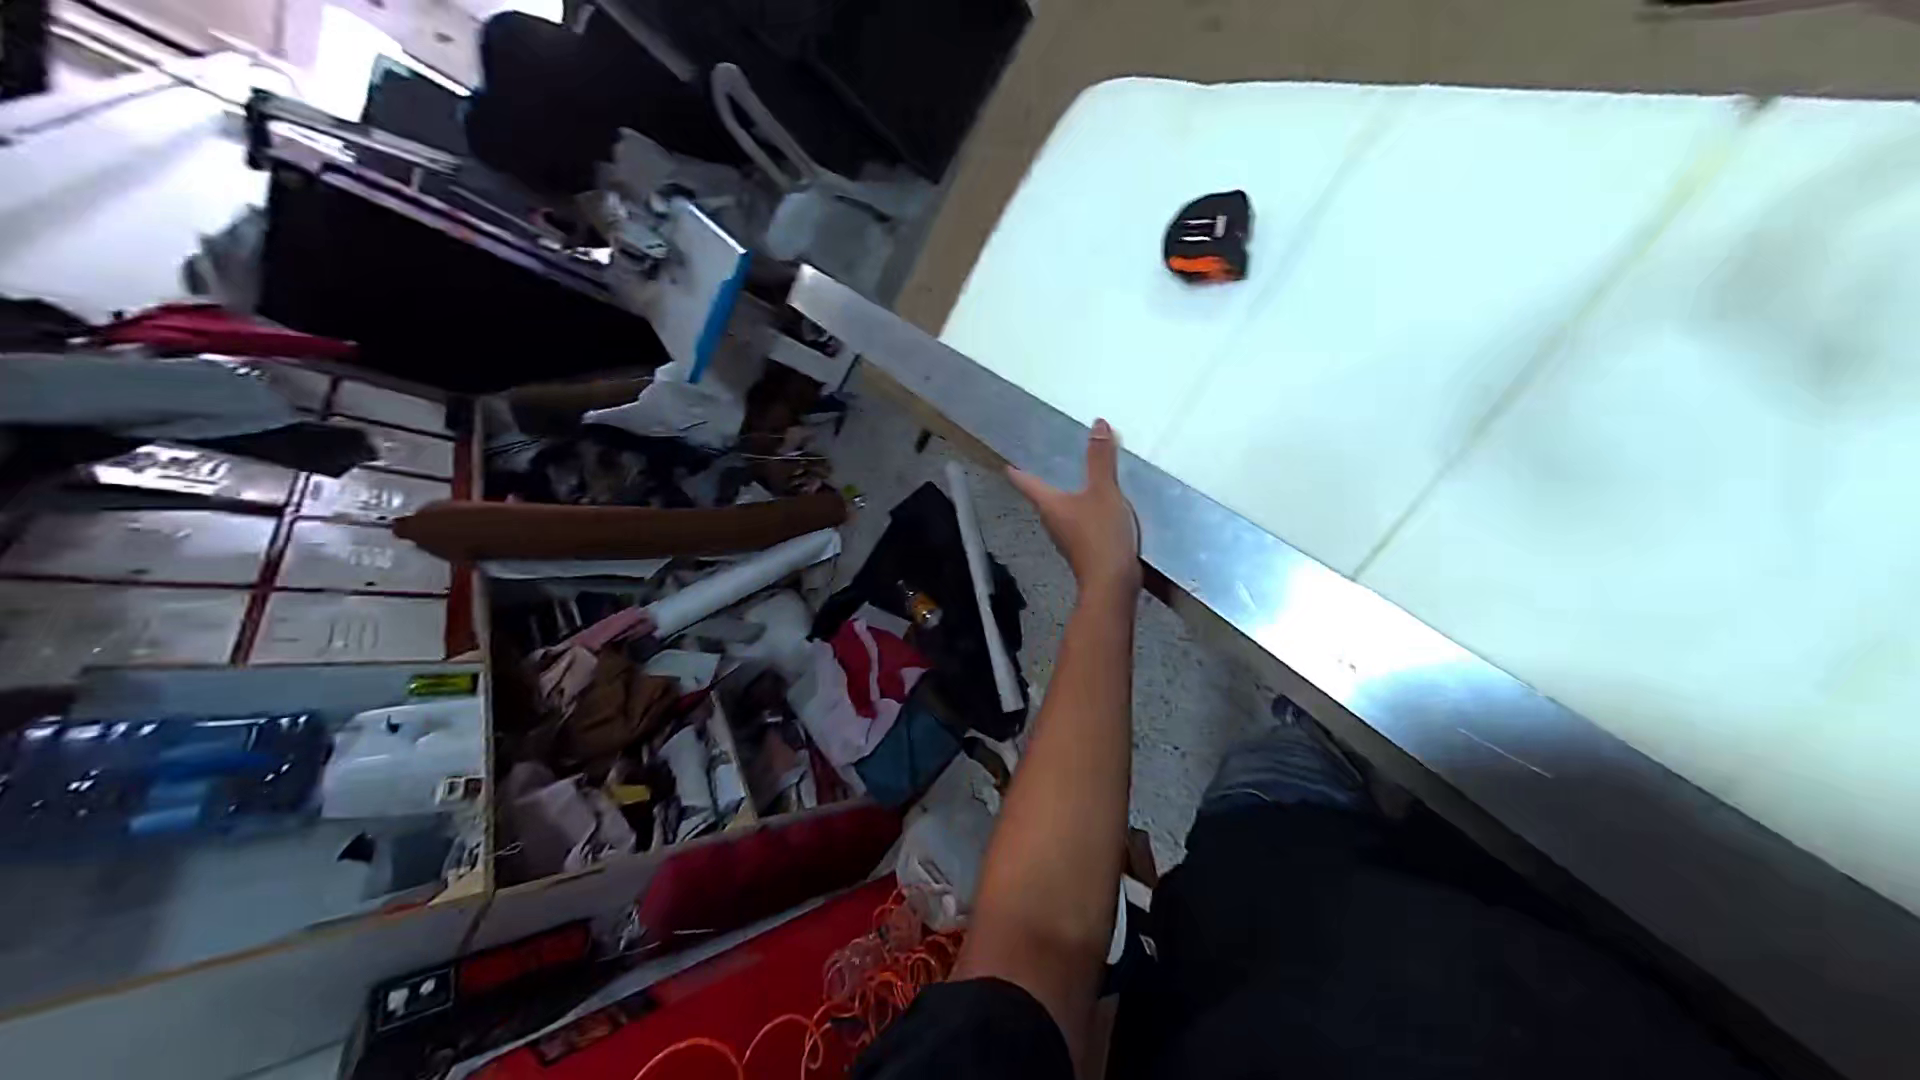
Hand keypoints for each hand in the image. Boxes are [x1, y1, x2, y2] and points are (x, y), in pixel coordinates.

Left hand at [1007, 418, 1140, 596]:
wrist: (1112, 583)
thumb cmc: (1100, 535)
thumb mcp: (1103, 491)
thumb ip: (1100, 459)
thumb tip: (1096, 424)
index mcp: (1048, 504)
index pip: (1024, 481)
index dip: (1016, 469)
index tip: (1007, 460)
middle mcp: (1051, 520)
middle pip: (1042, 496)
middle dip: (1044, 479)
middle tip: (1050, 458)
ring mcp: (1066, 536)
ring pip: (1061, 509)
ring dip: (1067, 494)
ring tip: (1077, 475)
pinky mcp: (1083, 548)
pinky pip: (1079, 520)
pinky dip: (1085, 508)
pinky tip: (1099, 502)